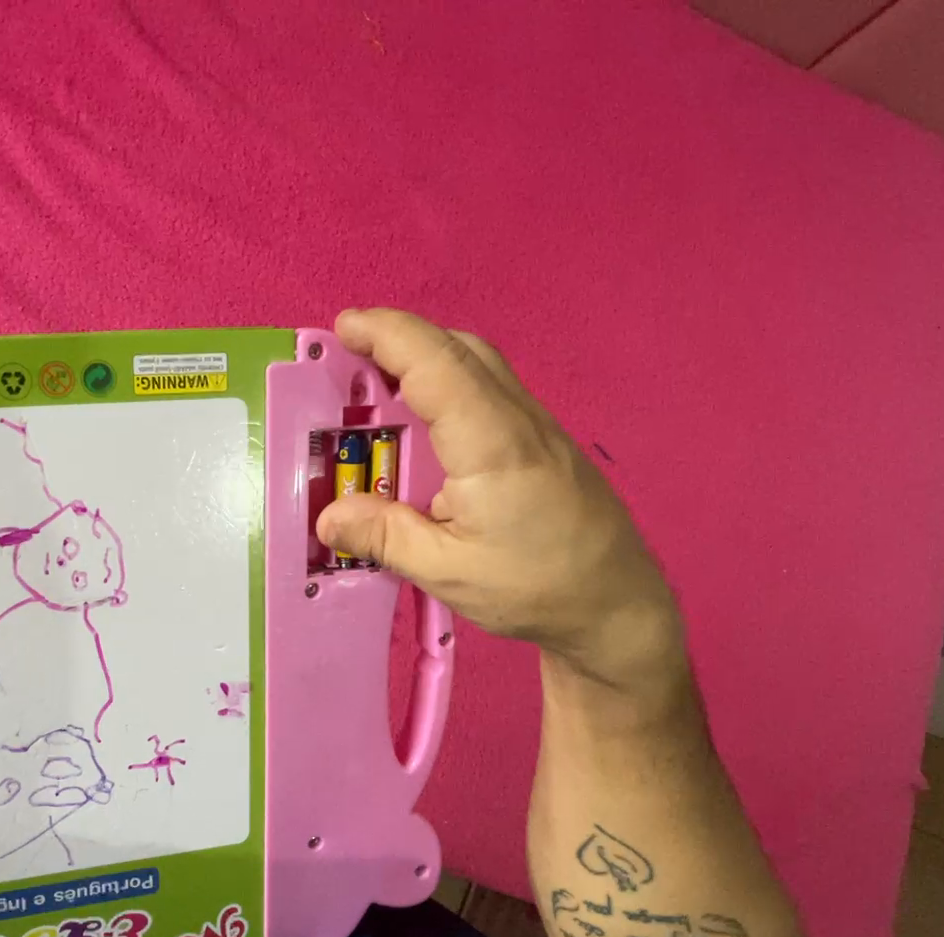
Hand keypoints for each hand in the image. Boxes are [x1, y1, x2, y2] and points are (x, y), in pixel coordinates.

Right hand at [316, 308, 677, 686]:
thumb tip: (326, 516)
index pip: (437, 365)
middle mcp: (516, 419)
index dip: (388, 336)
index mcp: (491, 445)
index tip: (344, 326)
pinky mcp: (539, 440)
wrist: (617, 603)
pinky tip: (421, 415)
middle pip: (458, 349)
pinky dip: (444, 379)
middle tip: (348, 351)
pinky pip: (486, 388)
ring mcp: (534, 425)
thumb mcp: (448, 571)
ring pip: (476, 363)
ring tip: (376, 377)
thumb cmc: (535, 587)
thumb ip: (385, 537)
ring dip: (423, 355)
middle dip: (399, 336)